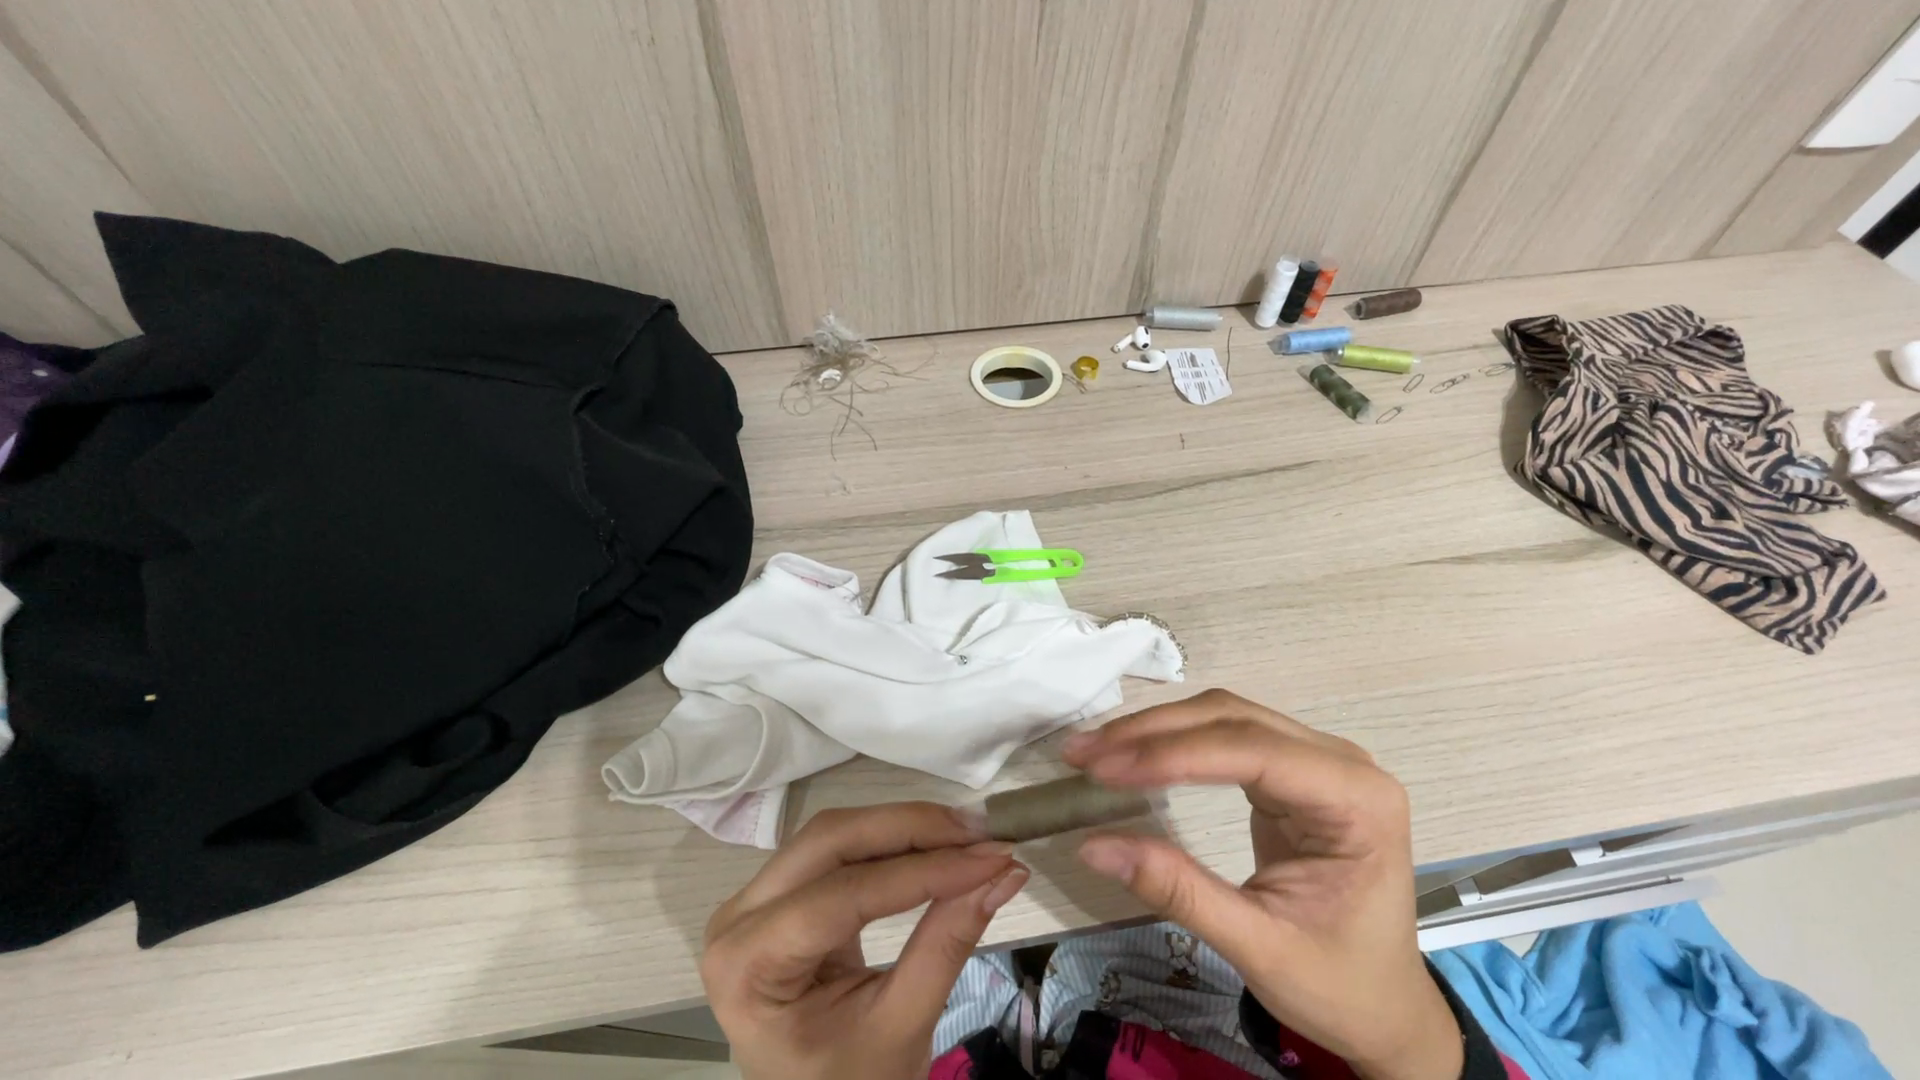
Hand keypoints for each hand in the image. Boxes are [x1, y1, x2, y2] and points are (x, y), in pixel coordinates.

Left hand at [700, 802, 1029, 1079]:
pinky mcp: (781, 892)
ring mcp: (755, 900)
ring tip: (967, 835)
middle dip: (911, 829)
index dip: (921, 869)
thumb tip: (1004, 873)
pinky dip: (891, 842)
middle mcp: (738, 917)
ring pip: (834, 834)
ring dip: (905, 828)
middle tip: (980, 831)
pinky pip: (837, 849)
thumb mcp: (901, 1027)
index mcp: (749, 966)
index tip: (991, 855)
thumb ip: (947, 944)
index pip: (841, 895)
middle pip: (829, 842)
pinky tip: (935, 843)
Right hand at [1063, 690, 1462, 1079]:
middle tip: (1082, 753)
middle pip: (1234, 719)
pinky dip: (1172, 744)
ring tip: (1094, 751)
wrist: (1383, 1009)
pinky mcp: (1290, 774)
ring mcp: (1317, 763)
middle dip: (1153, 733)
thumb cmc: (1339, 985)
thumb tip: (1091, 847)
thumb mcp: (1258, 947)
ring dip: (1156, 731)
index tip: (1103, 769)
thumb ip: (1179, 890)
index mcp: (1357, 800)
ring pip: (1224, 717)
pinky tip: (1132, 756)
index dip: (1172, 754)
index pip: (1253, 751)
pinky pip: (1224, 739)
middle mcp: (1342, 764)